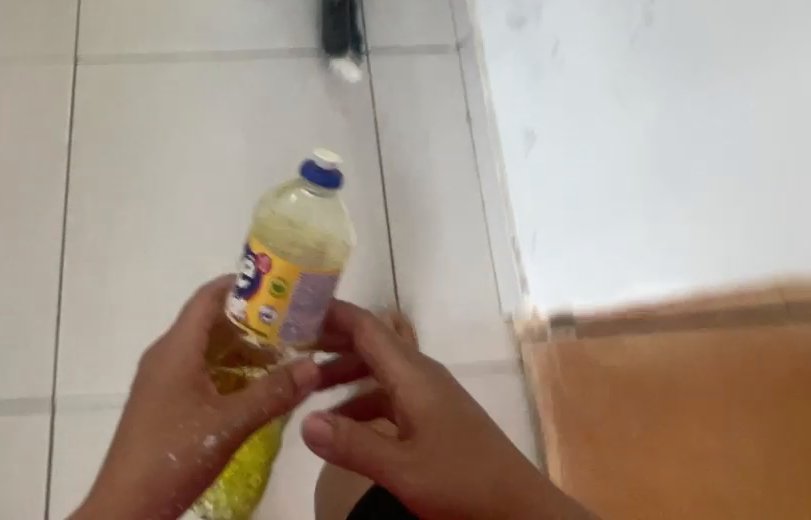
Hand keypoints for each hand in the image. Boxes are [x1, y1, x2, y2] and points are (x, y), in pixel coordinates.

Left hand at [71, 277, 367, 519]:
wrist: (125, 509)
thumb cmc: (173, 455)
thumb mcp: (229, 425)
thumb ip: (272, 394)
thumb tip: (313, 366)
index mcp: (176, 347)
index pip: (209, 297)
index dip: (241, 286)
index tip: (279, 287)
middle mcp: (166, 354)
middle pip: (210, 321)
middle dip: (250, 320)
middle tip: (291, 323)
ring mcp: (162, 379)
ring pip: (206, 348)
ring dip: (240, 348)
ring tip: (281, 354)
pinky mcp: (163, 401)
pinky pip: (198, 370)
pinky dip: (227, 370)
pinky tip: (254, 388)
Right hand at [301, 302, 592, 519]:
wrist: (521, 509)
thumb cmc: (463, 482)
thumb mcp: (403, 470)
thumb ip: (353, 445)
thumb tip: (303, 421)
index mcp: (412, 373)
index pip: (365, 326)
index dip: (330, 313)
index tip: (293, 309)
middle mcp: (420, 373)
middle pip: (369, 343)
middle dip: (330, 341)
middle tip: (288, 347)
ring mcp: (429, 395)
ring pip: (378, 370)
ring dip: (344, 373)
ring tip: (306, 387)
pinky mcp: (434, 417)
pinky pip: (389, 395)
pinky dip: (361, 400)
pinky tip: (341, 424)